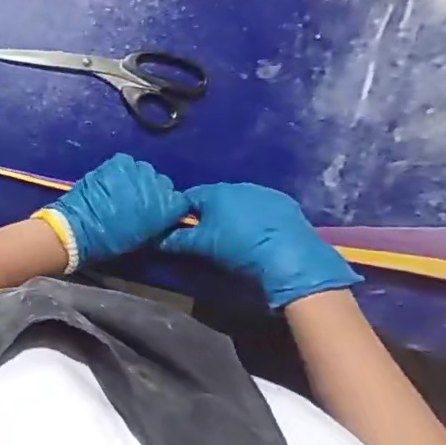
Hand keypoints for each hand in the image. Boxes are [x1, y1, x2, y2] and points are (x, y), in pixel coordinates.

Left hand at [36, 153, 190, 270]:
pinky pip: (125, 163)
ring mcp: (138, 170)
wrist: (80, 228)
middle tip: (136, 200)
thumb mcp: (144, 237)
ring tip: (120, 189)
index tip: (155, 211)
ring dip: (136, 179)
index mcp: (168, 207)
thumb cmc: (112, 241)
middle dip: (152, 191)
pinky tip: (110, 180)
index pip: (179, 201)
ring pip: (144, 171)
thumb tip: (160, 216)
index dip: (167, 206)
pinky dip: (120, 170)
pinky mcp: (118, 162)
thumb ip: (157, 222)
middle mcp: (158, 185)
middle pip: (162, 183)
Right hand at [161, 183, 360, 308]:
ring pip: (240, 203)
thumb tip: (155, 239)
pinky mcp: (287, 204)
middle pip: (215, 199)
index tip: (181, 231)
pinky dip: (257, 220)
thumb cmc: (237, 248)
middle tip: (207, 237)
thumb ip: (175, 240)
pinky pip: (263, 209)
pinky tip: (258, 237)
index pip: (188, 197)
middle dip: (209, 215)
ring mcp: (266, 193)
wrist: (290, 258)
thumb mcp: (200, 247)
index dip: (182, 214)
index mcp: (215, 192)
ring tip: (235, 238)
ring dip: (234, 216)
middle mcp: (239, 186)